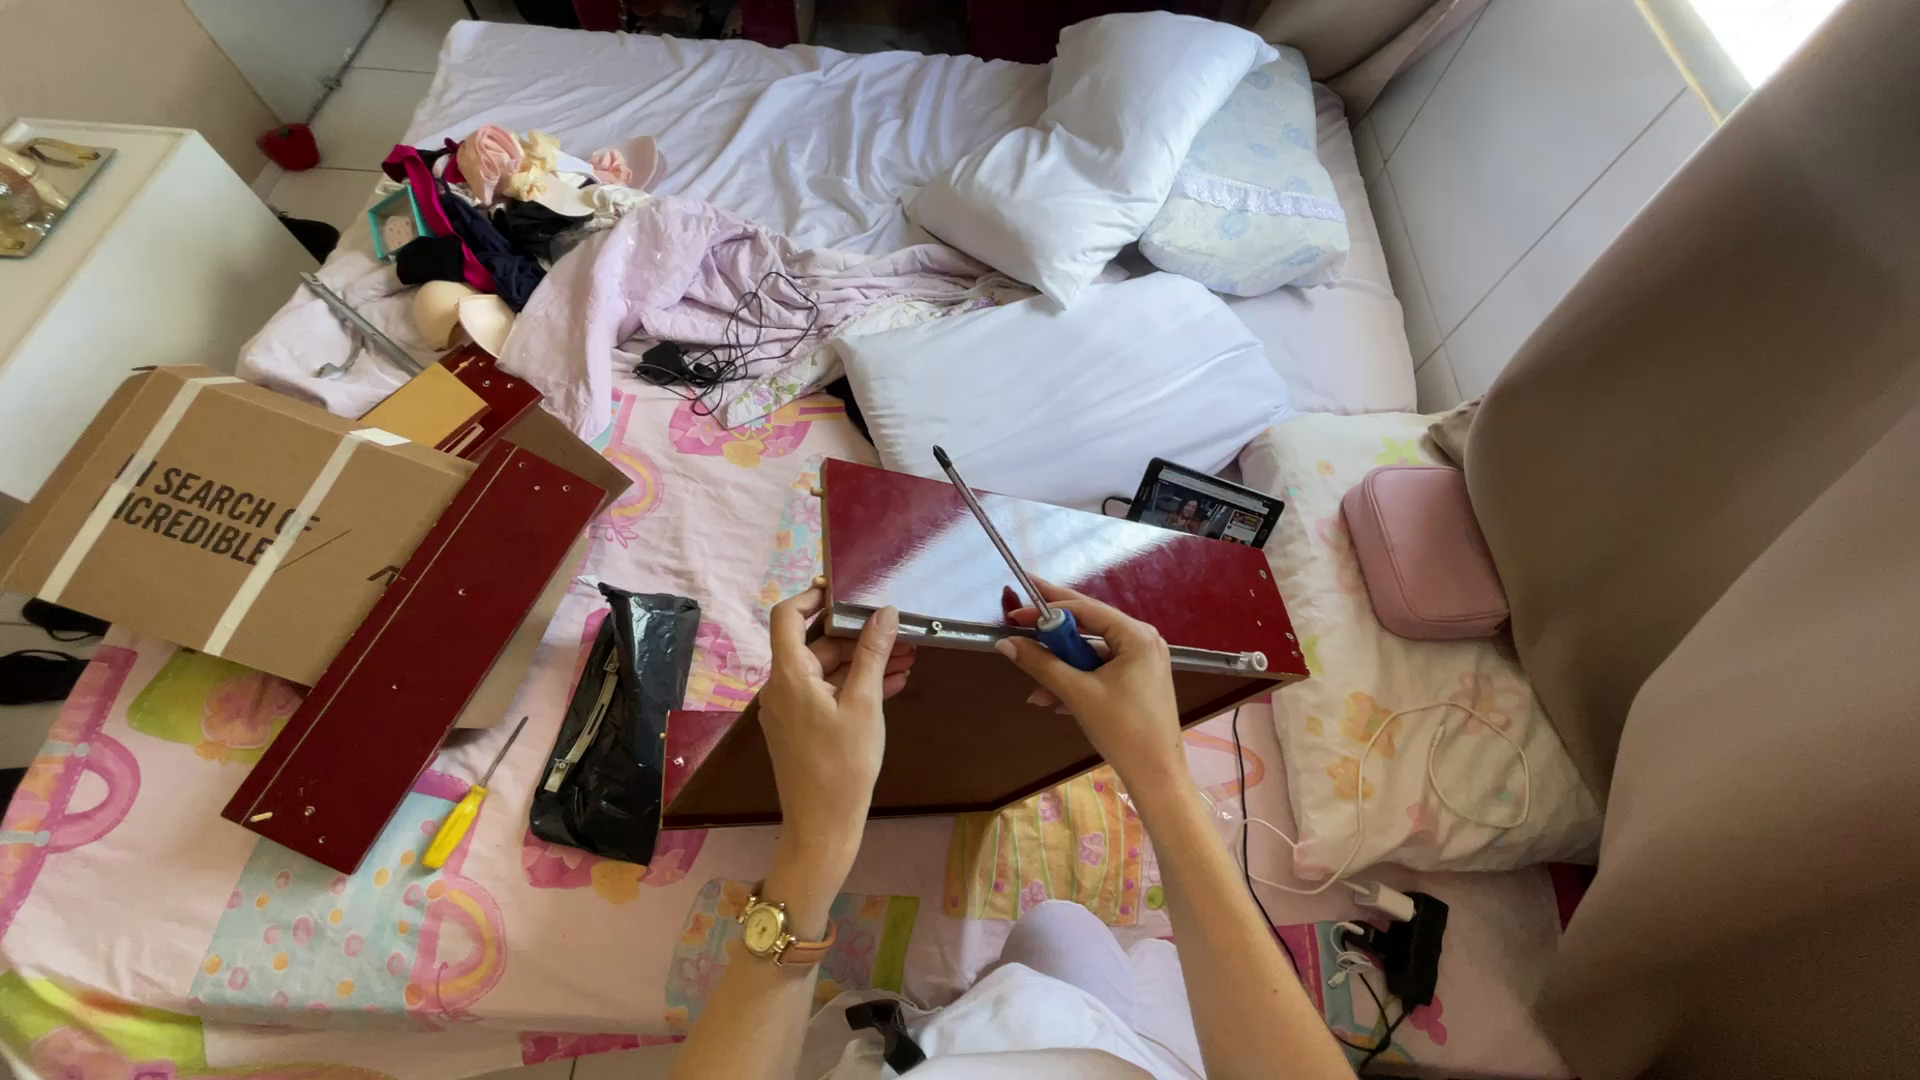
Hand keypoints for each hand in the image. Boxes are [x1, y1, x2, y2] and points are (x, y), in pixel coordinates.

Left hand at [760, 589, 915, 858]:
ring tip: (907, 657)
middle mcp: (781, 686)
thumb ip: (873, 654)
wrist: (823, 826)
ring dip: (864, 662)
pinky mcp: (801, 727)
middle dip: (859, 636)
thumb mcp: (865, 704)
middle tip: (898, 632)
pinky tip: (893, 684)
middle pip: (816, 644)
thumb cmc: (844, 764)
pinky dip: (855, 685)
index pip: (787, 616)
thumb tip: (885, 612)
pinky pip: (827, 693)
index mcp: (789, 675)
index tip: (844, 590)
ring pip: (827, 670)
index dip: (812, 596)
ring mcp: (790, 708)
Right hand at [996, 581, 1185, 791]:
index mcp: (1136, 635)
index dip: (1047, 608)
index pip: (1085, 608)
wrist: (1156, 775)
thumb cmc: (1122, 729)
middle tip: (1020, 620)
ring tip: (1039, 695)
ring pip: (1091, 653)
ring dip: (1063, 670)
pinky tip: (1057, 703)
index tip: (1016, 613)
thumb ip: (1041, 663)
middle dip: (1053, 634)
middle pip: (1088, 624)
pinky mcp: (1138, 679)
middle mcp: (1143, 640)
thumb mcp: (1077, 693)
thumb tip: (1006, 643)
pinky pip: (1100, 669)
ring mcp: (1142, 660)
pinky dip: (1078, 681)